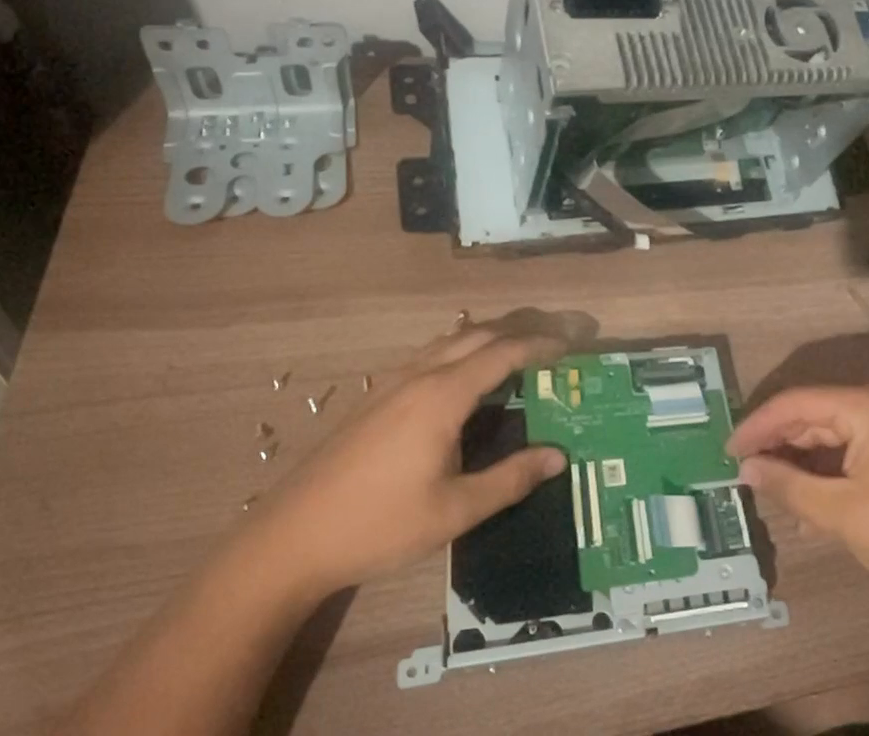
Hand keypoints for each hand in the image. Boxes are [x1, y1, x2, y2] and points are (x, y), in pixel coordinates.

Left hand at [245, 319, 570, 600]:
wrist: (292, 536)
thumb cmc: (379, 525)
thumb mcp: (455, 510)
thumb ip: (510, 479)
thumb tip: (559, 456)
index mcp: (442, 396)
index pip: (503, 353)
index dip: (542, 344)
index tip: (576, 343)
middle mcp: (418, 376)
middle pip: (478, 335)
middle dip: (522, 331)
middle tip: (560, 341)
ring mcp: (391, 384)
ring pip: (450, 341)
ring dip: (490, 338)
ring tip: (522, 352)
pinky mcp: (375, 398)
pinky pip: (430, 356)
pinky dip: (462, 352)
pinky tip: (468, 379)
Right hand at [727, 383, 868, 611]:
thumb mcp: (843, 514)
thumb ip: (789, 486)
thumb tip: (747, 469)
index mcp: (867, 407)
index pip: (795, 403)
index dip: (756, 426)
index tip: (727, 452)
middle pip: (812, 414)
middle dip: (776, 443)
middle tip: (742, 472)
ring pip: (830, 432)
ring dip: (799, 460)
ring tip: (769, 491)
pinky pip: (851, 446)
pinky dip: (826, 469)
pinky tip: (807, 500)